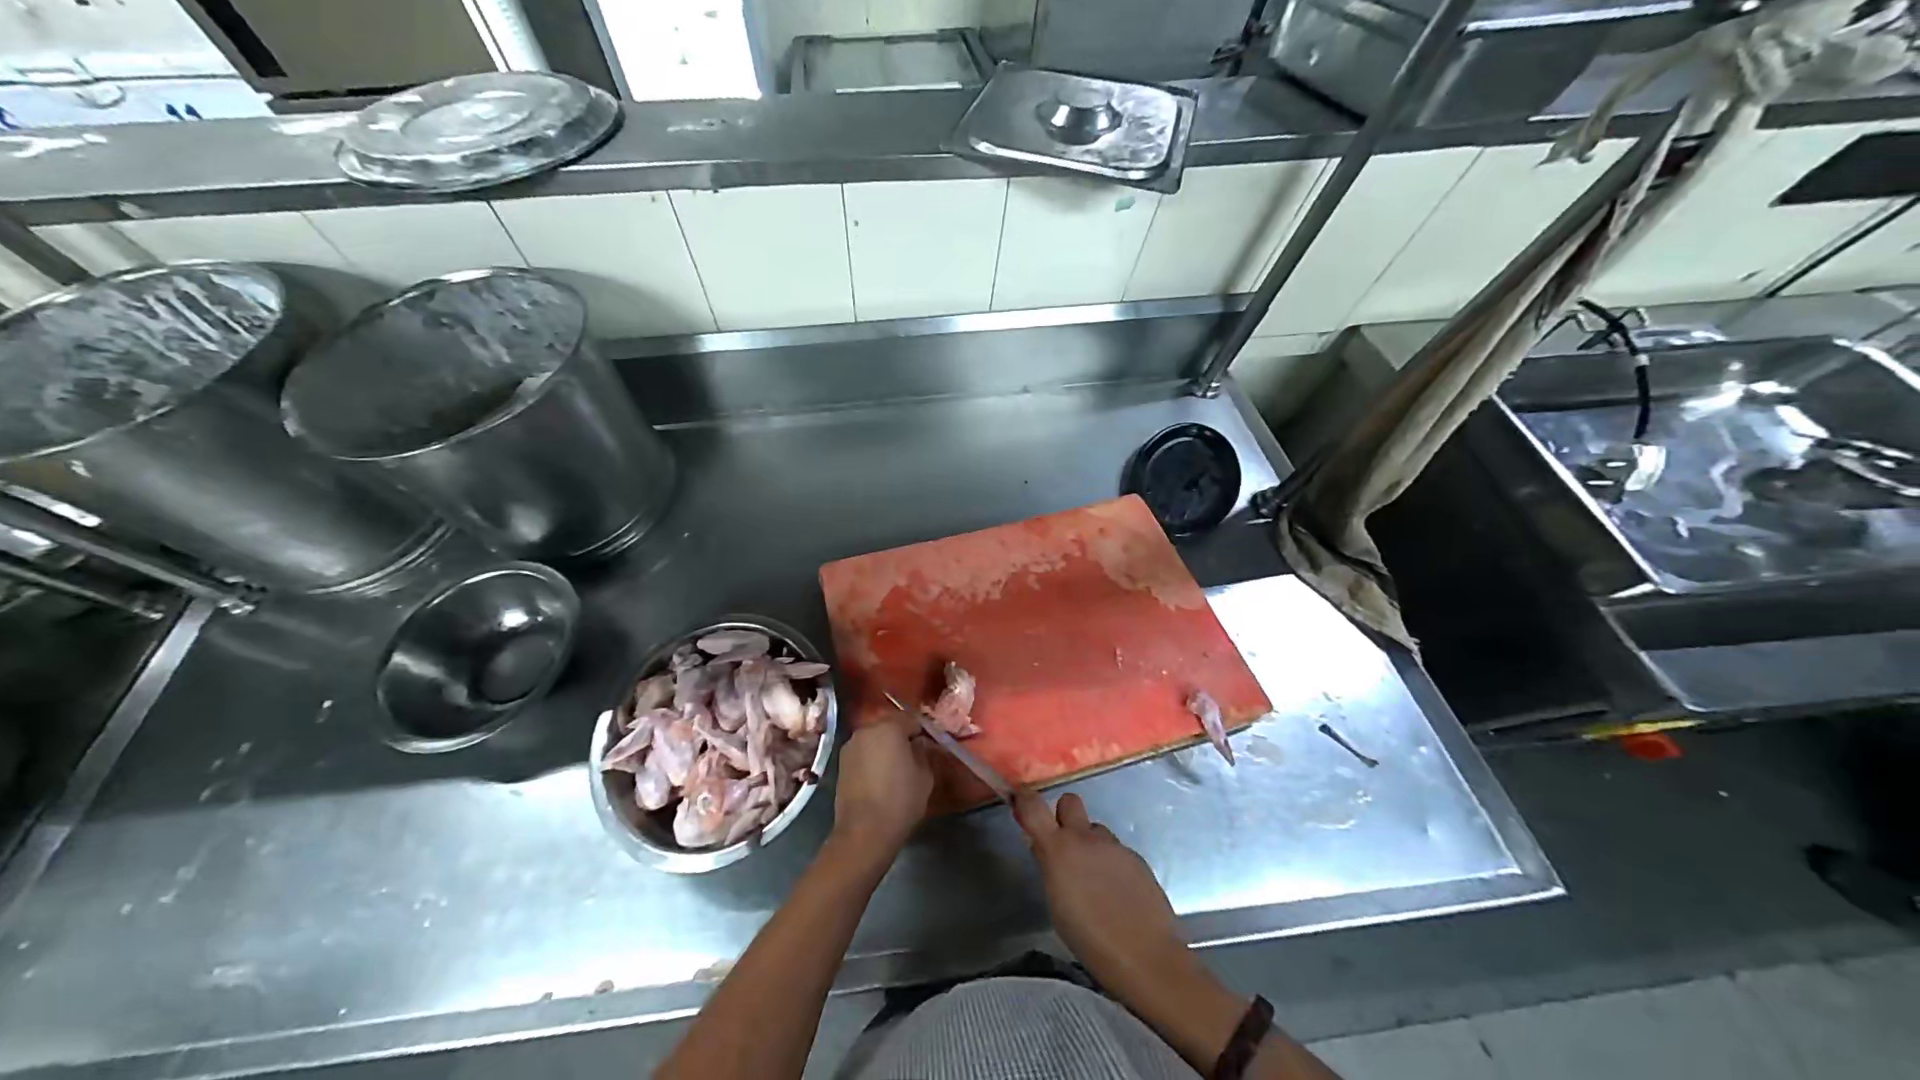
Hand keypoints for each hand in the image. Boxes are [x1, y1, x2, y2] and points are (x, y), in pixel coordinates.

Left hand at [831, 717, 932, 857]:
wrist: (865, 831)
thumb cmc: (901, 800)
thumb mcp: (925, 776)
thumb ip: (922, 752)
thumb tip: (917, 745)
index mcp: (889, 728)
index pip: (910, 719)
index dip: (921, 731)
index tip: (928, 745)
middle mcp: (866, 731)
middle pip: (888, 726)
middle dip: (900, 736)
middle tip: (912, 756)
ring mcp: (850, 747)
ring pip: (873, 739)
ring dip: (884, 747)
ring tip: (894, 768)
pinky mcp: (841, 764)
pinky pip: (862, 753)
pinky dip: (871, 759)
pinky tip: (879, 777)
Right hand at [1013, 791, 1212, 1010]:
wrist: (1147, 956)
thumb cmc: (1090, 940)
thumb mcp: (1056, 906)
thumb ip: (1050, 868)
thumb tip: (1043, 848)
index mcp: (1059, 849)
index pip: (1033, 807)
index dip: (1024, 801)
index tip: (1020, 805)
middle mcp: (1087, 839)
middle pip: (1069, 801)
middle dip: (1063, 816)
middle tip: (1064, 846)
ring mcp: (1115, 846)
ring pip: (1095, 831)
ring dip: (1089, 846)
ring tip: (1094, 881)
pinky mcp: (1137, 858)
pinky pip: (1115, 850)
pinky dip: (1110, 863)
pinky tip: (1116, 894)